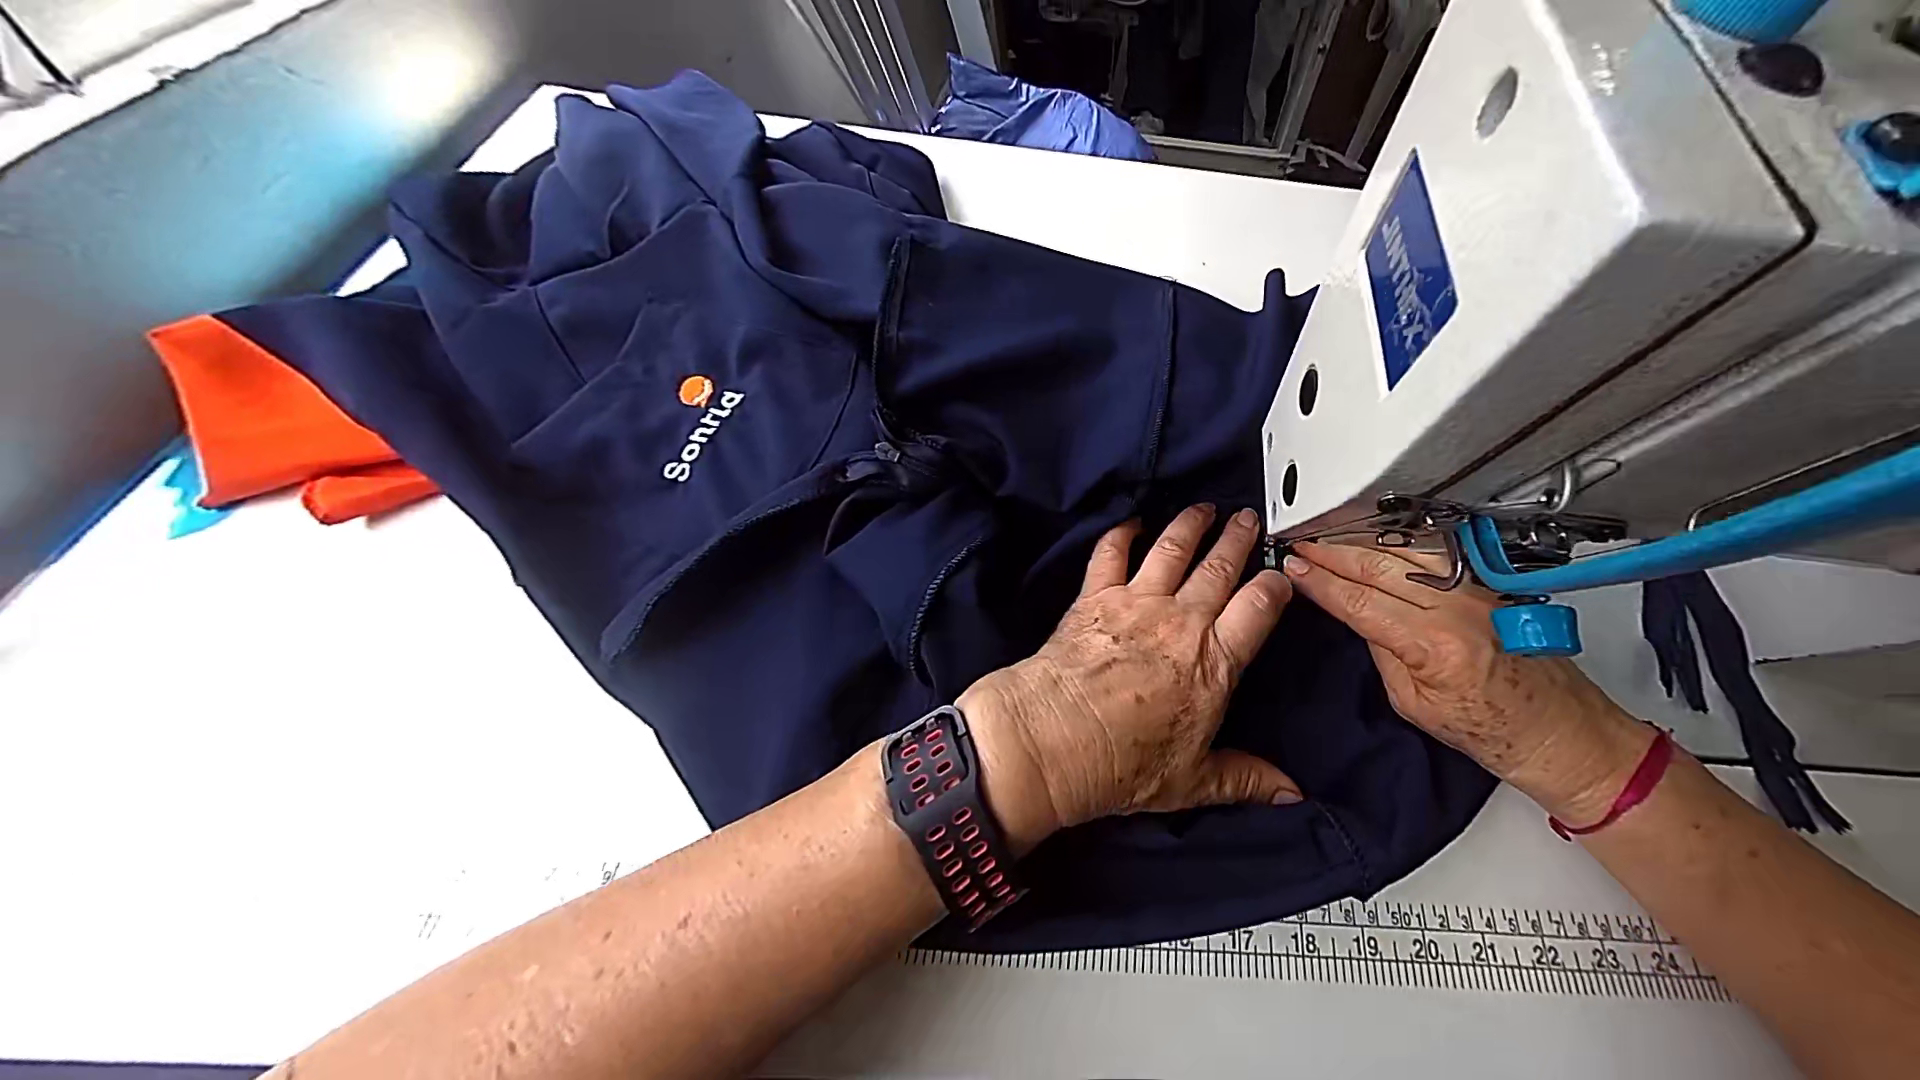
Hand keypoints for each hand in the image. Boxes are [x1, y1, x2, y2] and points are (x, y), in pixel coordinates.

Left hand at [960, 505, 1301, 852]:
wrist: (1053, 740)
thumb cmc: (1123, 764)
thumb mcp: (1193, 781)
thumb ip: (1245, 778)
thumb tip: (1291, 793)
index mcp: (1214, 662)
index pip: (1259, 609)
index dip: (1274, 586)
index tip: (1280, 575)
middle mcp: (1180, 622)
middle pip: (1219, 568)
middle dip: (1238, 540)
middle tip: (1249, 519)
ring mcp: (1135, 604)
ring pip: (1172, 550)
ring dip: (1190, 526)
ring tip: (1204, 509)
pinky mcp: (1094, 597)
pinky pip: (1110, 554)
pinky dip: (1121, 533)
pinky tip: (1130, 522)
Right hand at [1280, 540, 1653, 825]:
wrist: (1562, 735)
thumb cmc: (1495, 730)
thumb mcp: (1412, 702)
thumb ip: (1382, 651)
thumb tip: (1358, 617)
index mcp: (1435, 645)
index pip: (1358, 600)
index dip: (1320, 582)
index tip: (1295, 568)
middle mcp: (1460, 611)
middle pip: (1378, 567)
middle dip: (1332, 554)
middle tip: (1302, 545)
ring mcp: (1480, 595)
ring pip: (1406, 552)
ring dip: (1361, 542)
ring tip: (1329, 538)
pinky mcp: (1490, 590)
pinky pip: (1434, 556)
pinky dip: (1397, 544)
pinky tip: (1377, 541)